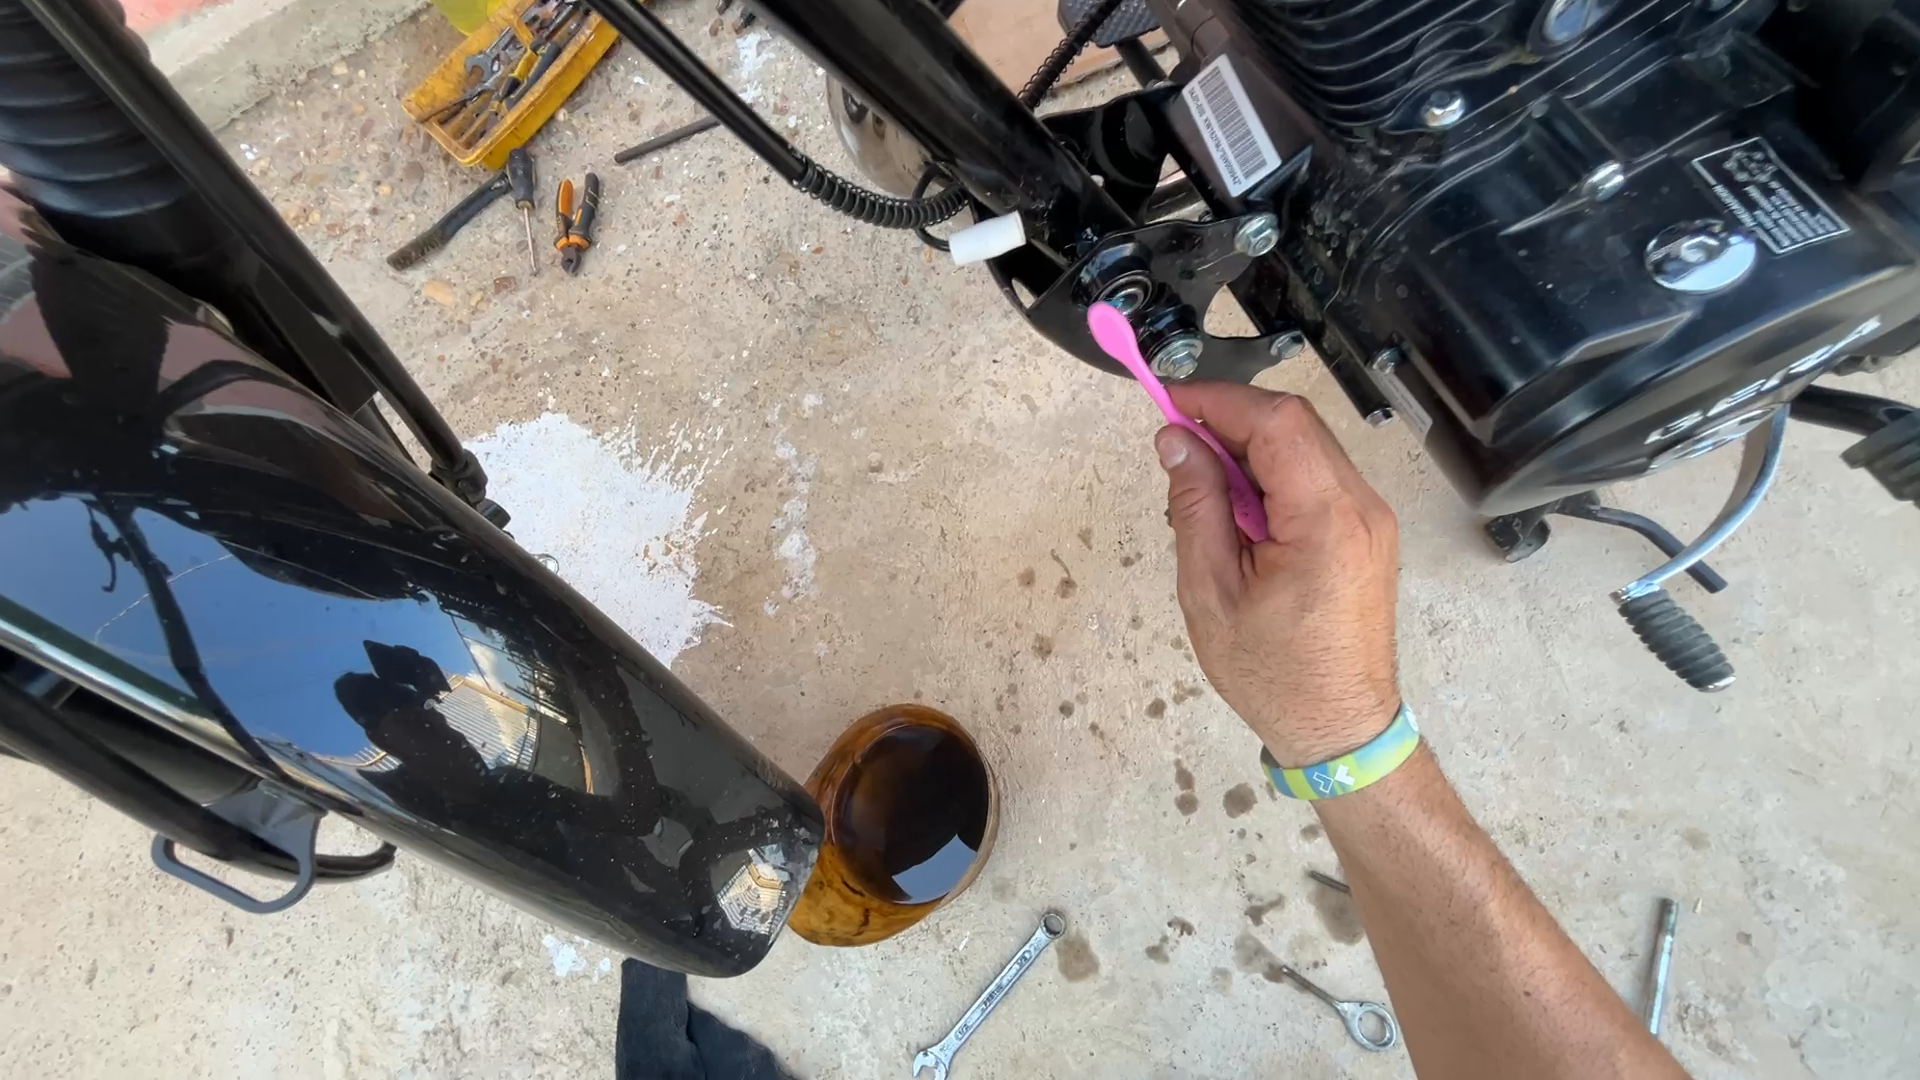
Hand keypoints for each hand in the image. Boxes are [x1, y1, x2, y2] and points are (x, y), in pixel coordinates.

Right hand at [1156, 383, 1400, 765]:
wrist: (1339, 727)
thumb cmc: (1270, 671)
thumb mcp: (1211, 590)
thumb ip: (1195, 506)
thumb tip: (1176, 442)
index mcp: (1326, 520)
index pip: (1276, 423)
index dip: (1218, 399)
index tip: (1167, 401)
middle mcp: (1361, 507)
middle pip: (1295, 425)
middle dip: (1229, 419)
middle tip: (1176, 443)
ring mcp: (1371, 518)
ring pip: (1305, 448)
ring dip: (1247, 448)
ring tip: (1199, 482)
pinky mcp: (1365, 532)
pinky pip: (1314, 478)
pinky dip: (1269, 475)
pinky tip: (1236, 507)